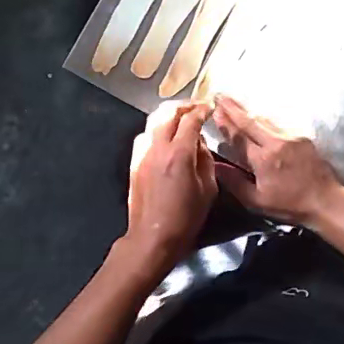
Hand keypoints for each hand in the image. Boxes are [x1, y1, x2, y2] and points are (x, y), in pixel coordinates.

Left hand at [124, 101, 217, 268]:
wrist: (153, 236)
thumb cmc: (186, 218)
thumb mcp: (208, 189)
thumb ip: (205, 159)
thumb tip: (199, 143)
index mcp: (179, 154)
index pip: (190, 119)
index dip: (202, 109)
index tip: (210, 107)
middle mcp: (157, 148)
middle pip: (168, 113)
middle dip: (184, 106)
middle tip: (196, 107)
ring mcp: (142, 154)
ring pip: (153, 121)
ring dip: (168, 115)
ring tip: (181, 118)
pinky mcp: (134, 162)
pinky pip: (145, 135)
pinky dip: (157, 128)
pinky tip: (165, 136)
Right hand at [210, 96, 343, 225]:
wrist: (326, 200)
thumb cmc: (290, 205)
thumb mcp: (257, 201)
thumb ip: (235, 182)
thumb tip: (217, 166)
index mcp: (263, 159)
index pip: (239, 136)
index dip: (225, 123)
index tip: (215, 110)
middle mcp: (276, 143)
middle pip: (250, 121)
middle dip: (233, 108)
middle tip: (220, 95)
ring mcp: (291, 138)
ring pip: (265, 121)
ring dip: (249, 112)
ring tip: (235, 104)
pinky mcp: (303, 138)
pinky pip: (278, 126)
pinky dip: (264, 121)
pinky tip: (259, 120)